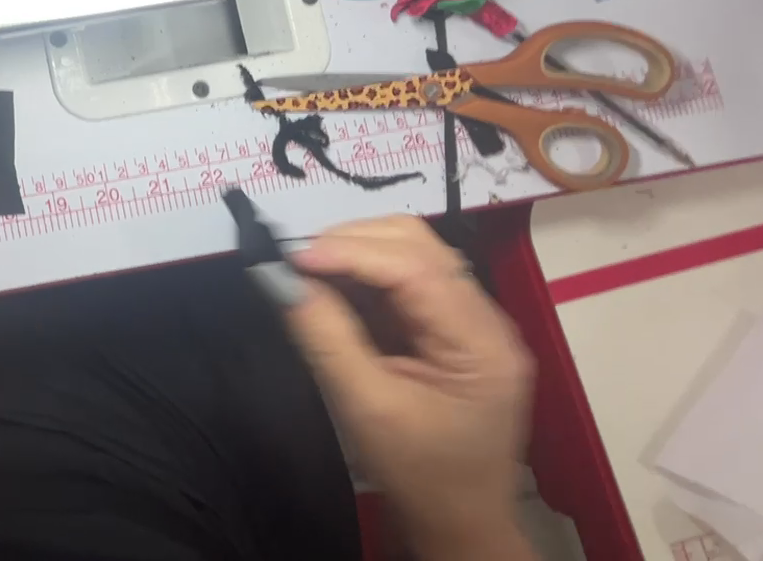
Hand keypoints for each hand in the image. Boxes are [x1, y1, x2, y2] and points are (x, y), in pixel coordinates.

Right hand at [283, 217, 535, 558]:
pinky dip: (357, 267)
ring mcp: (465, 316)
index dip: (350, 251)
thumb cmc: (418, 472)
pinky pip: (397, 272)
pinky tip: (329, 283)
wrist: (457, 521)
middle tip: (297, 263)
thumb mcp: (364, 406)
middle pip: (416, 243)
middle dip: (350, 241)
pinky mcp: (441, 321)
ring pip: (407, 247)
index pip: (415, 268)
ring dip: (353, 248)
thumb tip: (279, 277)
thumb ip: (324, 335)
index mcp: (480, 342)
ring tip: (310, 271)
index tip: (293, 258)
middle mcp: (482, 317)